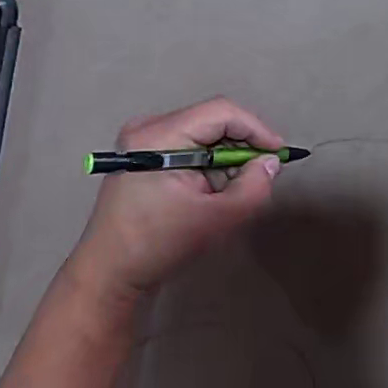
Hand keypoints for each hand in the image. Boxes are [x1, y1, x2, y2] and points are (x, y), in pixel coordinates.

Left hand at [68, 98, 284, 299]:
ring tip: (236, 191)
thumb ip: (254, 187)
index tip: (279, 156)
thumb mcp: (218, 218)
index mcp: (159, 135)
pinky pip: (191, 147)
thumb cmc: (160, 244)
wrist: (109, 275)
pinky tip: (215, 193)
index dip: (257, 129)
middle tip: (262, 176)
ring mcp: (145, 142)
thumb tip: (271, 162)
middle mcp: (149, 128)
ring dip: (228, 159)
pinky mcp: (146, 157)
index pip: (222, 112)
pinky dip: (212, 166)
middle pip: (213, 121)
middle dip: (243, 147)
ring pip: (205, 135)